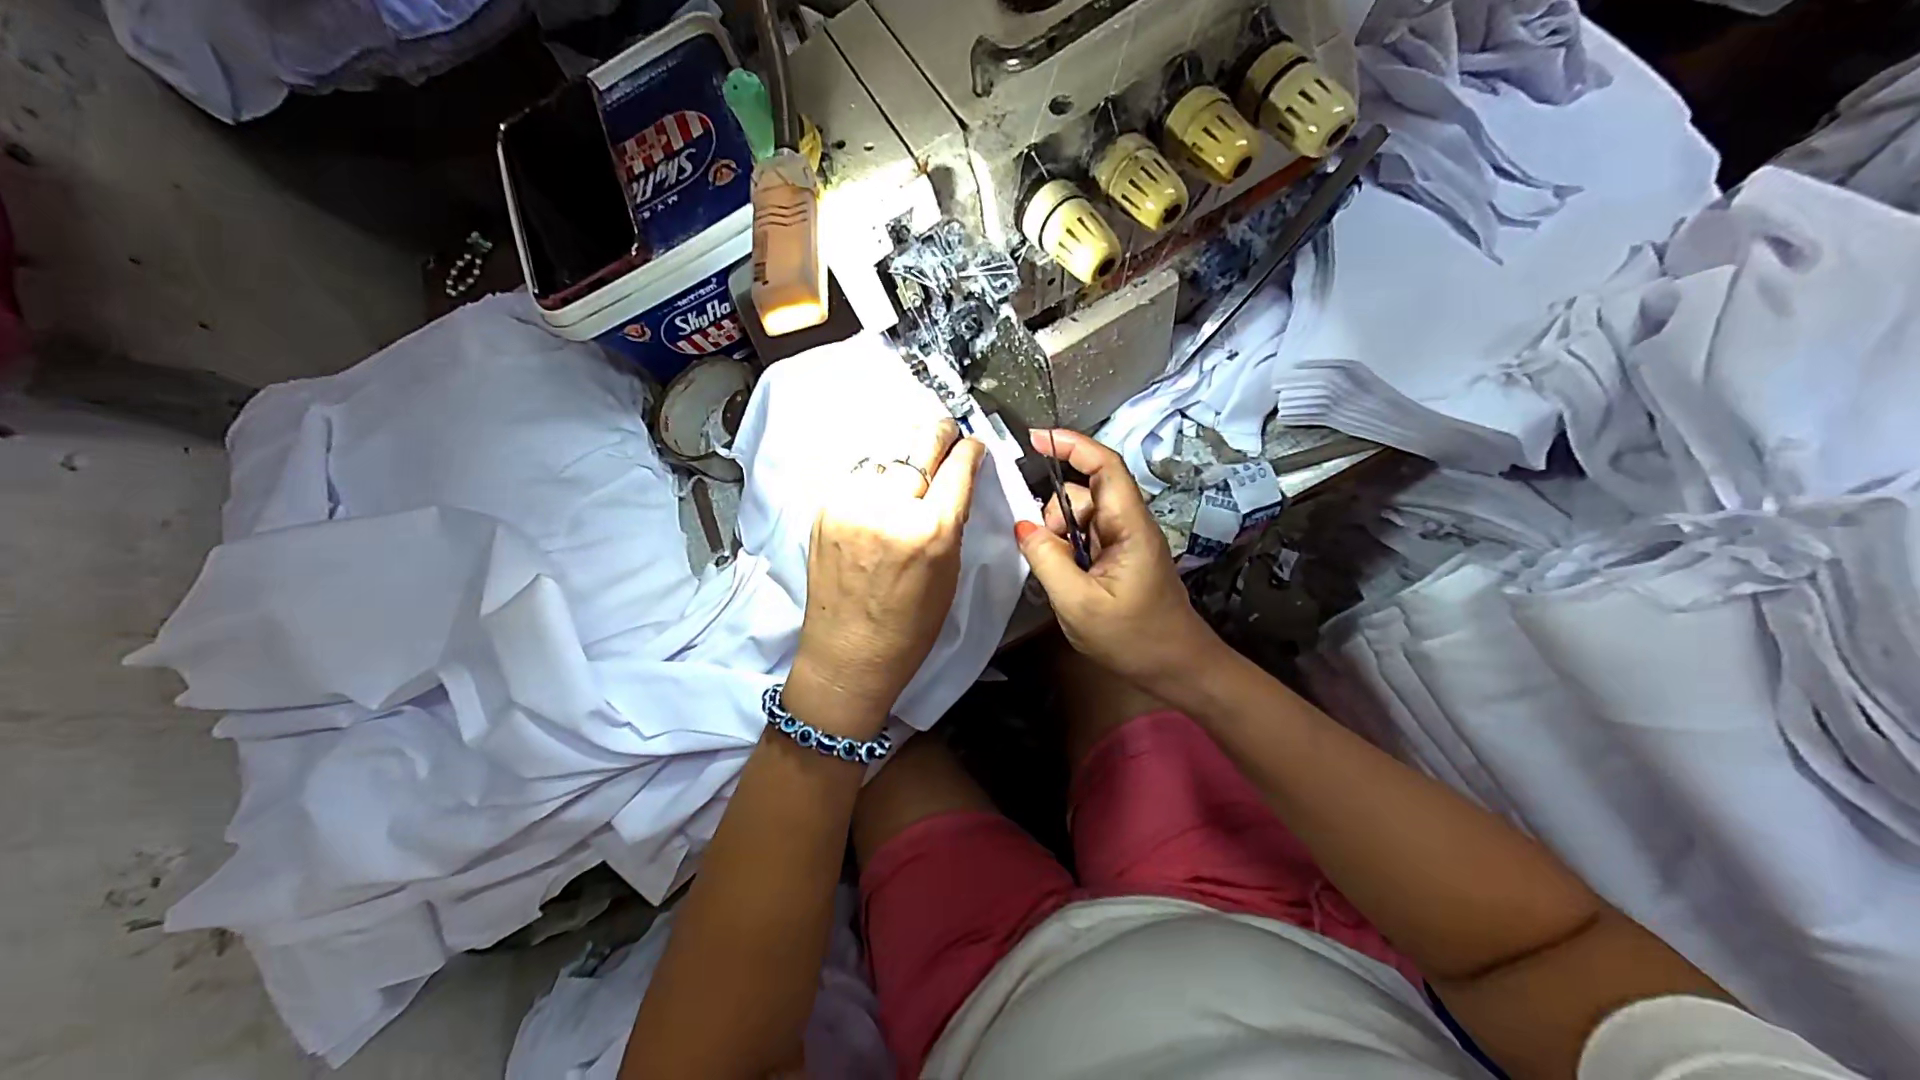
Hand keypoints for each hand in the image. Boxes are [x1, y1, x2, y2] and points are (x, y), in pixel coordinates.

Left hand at [785, 418, 985, 738]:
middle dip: (938, 433)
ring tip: (909, 472)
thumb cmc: (906, 629)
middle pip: (920, 446)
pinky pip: (858, 476)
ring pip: (886, 458)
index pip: (958, 466)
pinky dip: (874, 478)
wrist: (848, 655)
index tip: (972, 444)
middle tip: (945, 429)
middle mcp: (890, 510)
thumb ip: (951, 523)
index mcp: (931, 531)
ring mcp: (852, 507)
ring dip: (902, 461)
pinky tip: (881, 491)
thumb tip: (954, 486)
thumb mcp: (949, 575)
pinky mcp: (826, 511)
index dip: (970, 449)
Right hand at [1015, 429, 1225, 693]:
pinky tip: (1067, 577)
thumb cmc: (1135, 639)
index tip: (1037, 437)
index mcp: (1130, 527)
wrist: (1176, 667)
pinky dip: (1067, 549)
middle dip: (1056, 512)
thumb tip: (1023, 527)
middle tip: (1048, 551)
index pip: (1105, 467)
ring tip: (1060, 574)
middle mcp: (1129, 525)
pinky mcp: (1119, 557)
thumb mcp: (1079, 604)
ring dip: (1060, 536)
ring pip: (1080, 516)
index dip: (1072, 445)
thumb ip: (1048, 561)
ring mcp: (1125, 541)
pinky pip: (1085, 537)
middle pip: (1085, 492)